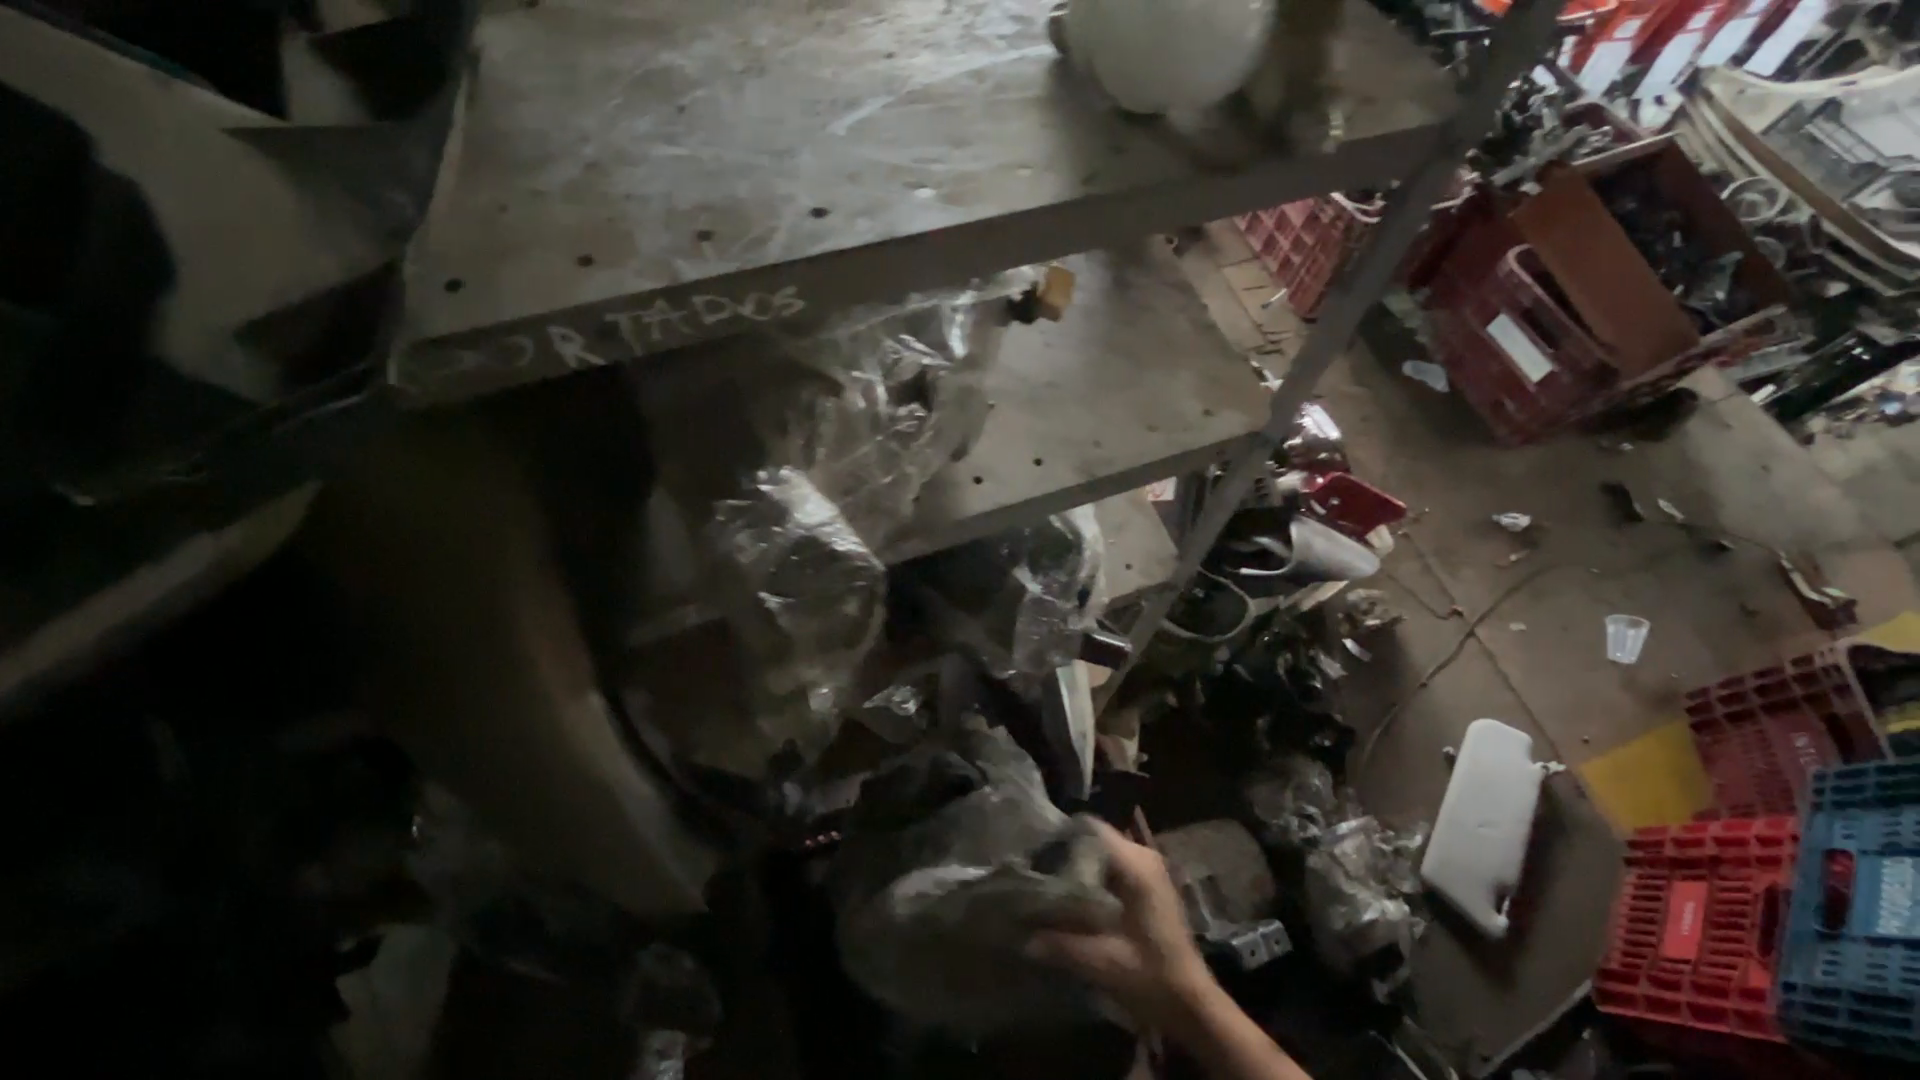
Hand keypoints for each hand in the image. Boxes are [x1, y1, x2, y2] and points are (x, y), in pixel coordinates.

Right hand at [1026, 819, 1217, 1033]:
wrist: (1191, 1003)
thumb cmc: (1152, 977)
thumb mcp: (1103, 962)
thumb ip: (1061, 945)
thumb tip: (1021, 937)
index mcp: (1136, 866)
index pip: (1091, 829)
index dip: (1060, 837)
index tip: (1034, 853)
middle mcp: (1144, 857)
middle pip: (1095, 838)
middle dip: (1065, 853)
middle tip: (1036, 871)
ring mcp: (1150, 870)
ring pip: (1103, 852)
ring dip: (1077, 866)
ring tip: (1048, 884)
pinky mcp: (1149, 885)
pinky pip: (1113, 866)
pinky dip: (1092, 876)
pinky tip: (1072, 898)